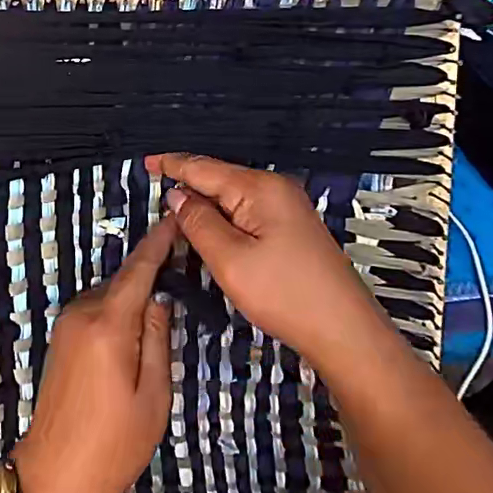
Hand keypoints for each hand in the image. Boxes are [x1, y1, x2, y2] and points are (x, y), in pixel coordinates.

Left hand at [11, 217, 175, 492]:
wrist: (53, 478)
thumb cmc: (113, 443)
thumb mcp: (153, 394)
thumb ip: (156, 337)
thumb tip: (159, 297)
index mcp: (107, 324)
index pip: (138, 270)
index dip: (157, 242)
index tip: (174, 219)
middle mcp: (82, 313)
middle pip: (123, 280)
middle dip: (150, 273)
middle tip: (182, 273)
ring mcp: (66, 325)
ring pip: (109, 295)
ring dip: (133, 296)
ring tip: (161, 312)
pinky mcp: (60, 338)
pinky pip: (96, 310)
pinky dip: (116, 311)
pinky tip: (132, 332)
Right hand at [145, 153, 394, 378]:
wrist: (345, 331)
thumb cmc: (286, 296)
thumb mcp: (230, 261)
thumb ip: (198, 223)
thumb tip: (177, 195)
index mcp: (259, 188)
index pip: (204, 167)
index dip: (172, 165)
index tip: (146, 161)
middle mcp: (274, 188)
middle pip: (219, 178)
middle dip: (187, 185)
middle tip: (154, 194)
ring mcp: (286, 207)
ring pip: (232, 197)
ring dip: (204, 205)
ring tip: (174, 214)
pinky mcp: (291, 226)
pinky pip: (246, 211)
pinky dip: (223, 217)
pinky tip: (209, 230)